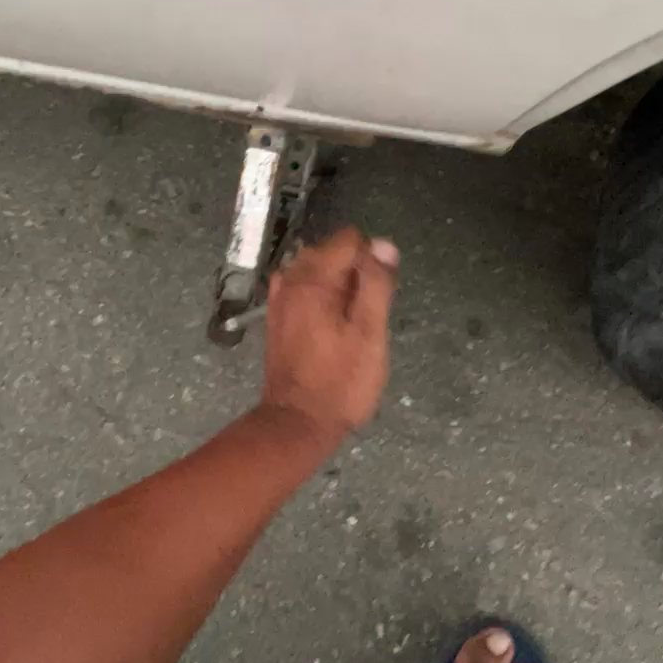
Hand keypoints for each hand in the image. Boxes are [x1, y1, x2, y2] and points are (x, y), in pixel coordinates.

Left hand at [258, 228, 398, 443]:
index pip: (350, 239)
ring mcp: (280, 297)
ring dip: (340, 287)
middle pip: (333, 251)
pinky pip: (306, 289)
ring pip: (320, 271)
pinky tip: (332, 330)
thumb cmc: (340, 382)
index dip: (372, 261)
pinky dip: (323, 299)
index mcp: (312, 278)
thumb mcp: (369, 333)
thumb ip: (377, 284)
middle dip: (356, 274)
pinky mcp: (278, 315)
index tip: (377, 296)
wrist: (297, 424)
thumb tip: (383, 244)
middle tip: (365, 317)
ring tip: (350, 326)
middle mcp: (290, 279)